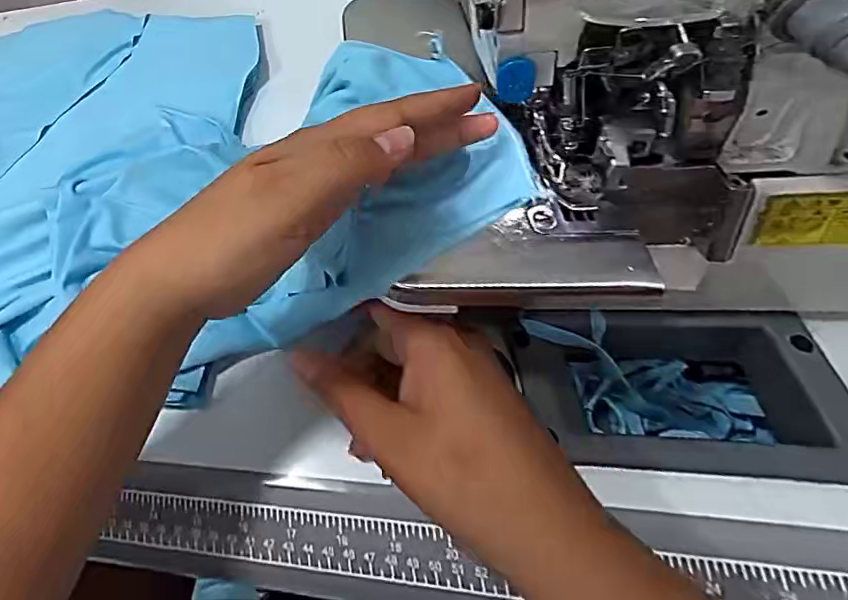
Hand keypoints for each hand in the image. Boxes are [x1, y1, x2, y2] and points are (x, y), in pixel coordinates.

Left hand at [124, 85, 497, 320]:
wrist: (175, 279)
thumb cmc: (232, 241)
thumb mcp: (290, 201)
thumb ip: (345, 166)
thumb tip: (402, 133)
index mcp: (309, 150)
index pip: (380, 121)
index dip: (428, 110)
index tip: (473, 99)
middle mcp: (305, 157)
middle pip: (376, 130)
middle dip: (429, 122)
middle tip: (479, 117)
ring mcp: (295, 182)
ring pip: (364, 150)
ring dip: (408, 141)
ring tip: (446, 137)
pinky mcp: (291, 209)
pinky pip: (350, 175)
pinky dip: (380, 167)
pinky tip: (383, 172)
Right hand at [288, 307, 702, 599]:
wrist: (548, 533)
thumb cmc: (463, 479)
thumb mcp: (387, 436)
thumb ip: (338, 390)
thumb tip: (299, 355)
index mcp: (432, 339)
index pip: (369, 314)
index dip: (336, 334)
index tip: (313, 358)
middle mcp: (457, 341)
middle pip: (390, 341)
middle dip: (360, 376)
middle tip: (344, 417)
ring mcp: (477, 366)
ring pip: (412, 368)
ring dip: (383, 396)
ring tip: (368, 441)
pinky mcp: (488, 393)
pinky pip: (436, 384)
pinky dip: (411, 405)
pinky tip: (400, 445)